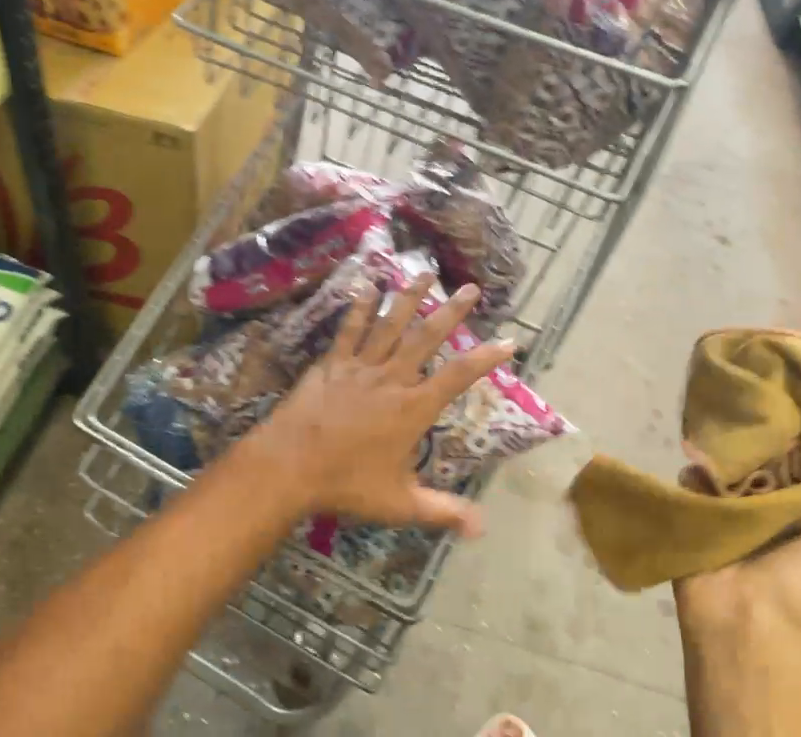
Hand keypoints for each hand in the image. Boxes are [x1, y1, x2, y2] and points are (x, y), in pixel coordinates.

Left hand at [238, 275, 515, 536]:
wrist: (291, 464)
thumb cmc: (347, 484)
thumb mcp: (400, 503)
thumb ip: (442, 511)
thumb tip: (483, 528)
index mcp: (413, 408)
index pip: (458, 376)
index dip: (486, 357)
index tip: (509, 340)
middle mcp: (391, 379)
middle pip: (427, 337)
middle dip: (451, 311)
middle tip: (471, 287)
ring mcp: (360, 367)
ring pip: (390, 324)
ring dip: (409, 297)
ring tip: (424, 271)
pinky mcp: (332, 364)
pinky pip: (349, 330)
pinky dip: (359, 307)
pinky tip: (366, 285)